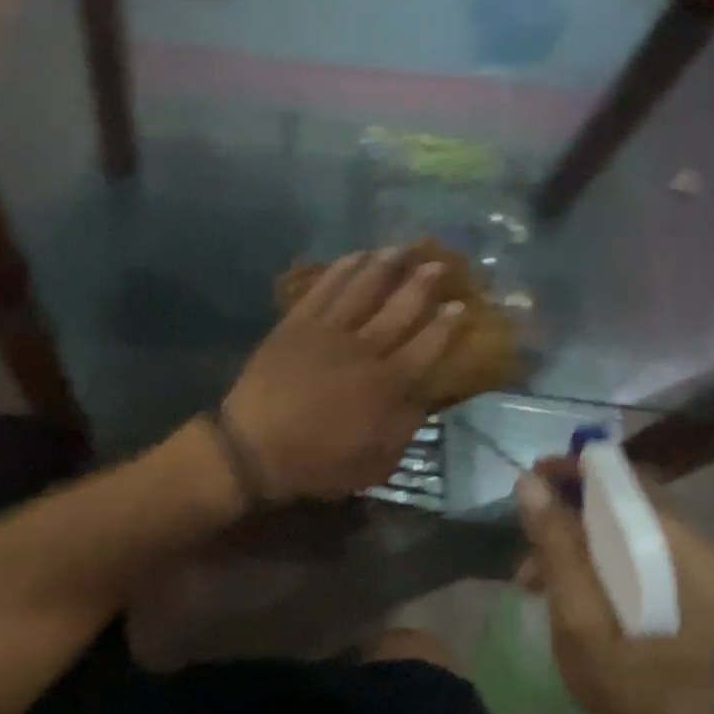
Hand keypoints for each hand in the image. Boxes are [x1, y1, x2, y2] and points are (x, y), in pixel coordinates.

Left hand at [222, 248, 463, 499]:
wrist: (253, 447)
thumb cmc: (316, 462)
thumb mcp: (373, 464)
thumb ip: (403, 431)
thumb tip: (422, 402)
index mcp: (385, 385)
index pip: (425, 347)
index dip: (444, 325)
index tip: (460, 305)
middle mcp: (362, 349)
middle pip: (399, 309)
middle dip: (422, 285)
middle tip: (438, 263)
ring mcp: (327, 332)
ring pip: (362, 290)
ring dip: (384, 267)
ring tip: (400, 248)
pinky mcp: (296, 324)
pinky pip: (323, 289)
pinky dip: (340, 270)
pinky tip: (355, 256)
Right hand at [515, 459, 713, 713]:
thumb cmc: (619, 683)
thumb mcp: (578, 614)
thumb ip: (557, 545)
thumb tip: (529, 482)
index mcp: (692, 560)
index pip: (635, 487)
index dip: (581, 472)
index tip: (534, 474)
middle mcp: (704, 559)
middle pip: (627, 506)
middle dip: (570, 510)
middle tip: (527, 519)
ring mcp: (695, 579)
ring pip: (623, 530)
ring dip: (573, 539)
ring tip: (530, 569)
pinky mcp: (681, 596)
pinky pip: (629, 554)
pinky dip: (590, 559)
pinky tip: (555, 583)